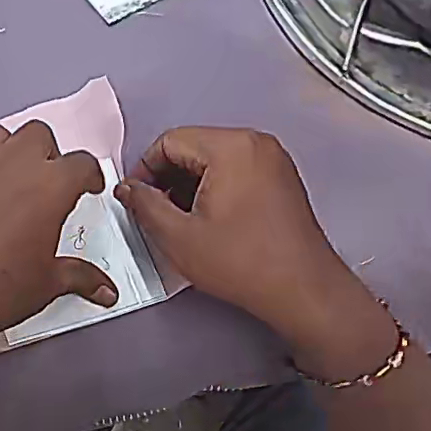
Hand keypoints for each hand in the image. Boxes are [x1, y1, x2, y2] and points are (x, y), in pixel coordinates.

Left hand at [0, 121, 114, 370]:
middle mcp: (13, 164)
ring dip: (13, 151)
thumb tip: (104, 289)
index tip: (88, 186)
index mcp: (49, 187)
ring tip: (13, 180)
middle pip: (40, 136)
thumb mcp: (47, 284)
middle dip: (49, 156)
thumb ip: (80, 277)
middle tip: (49, 184)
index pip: (81, 164)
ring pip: (1, 137)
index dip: (90, 175)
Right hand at [116, 127, 395, 381]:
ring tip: (180, 222)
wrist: (300, 289)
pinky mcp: (280, 180)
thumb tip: (130, 190)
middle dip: (167, 178)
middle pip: (193, 147)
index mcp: (231, 148)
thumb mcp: (179, 237)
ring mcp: (272, 161)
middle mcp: (256, 145)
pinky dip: (214, 190)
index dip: (145, 169)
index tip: (136, 194)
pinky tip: (206, 223)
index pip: (170, 141)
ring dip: (189, 185)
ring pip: (214, 161)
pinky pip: (236, 172)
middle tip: (155, 211)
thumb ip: (145, 206)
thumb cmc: (250, 265)